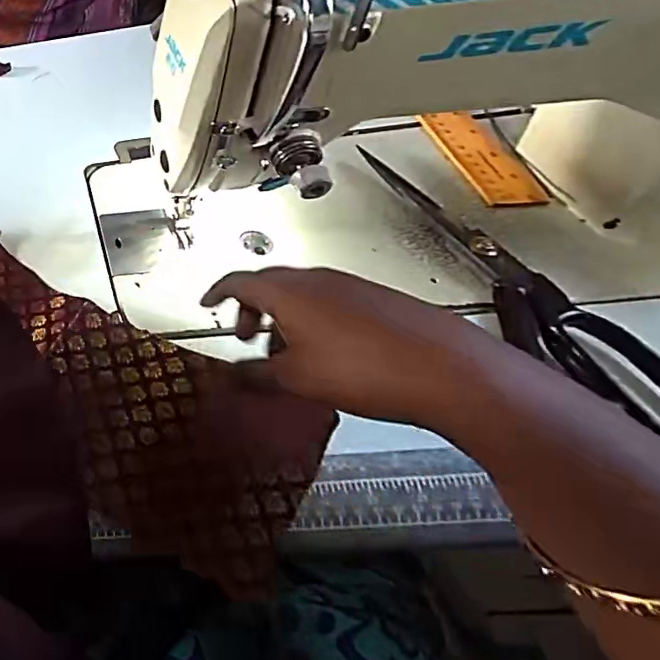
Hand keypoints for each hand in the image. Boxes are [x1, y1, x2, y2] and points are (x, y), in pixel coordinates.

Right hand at [201, 267, 512, 429]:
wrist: (450, 372)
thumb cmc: (374, 369)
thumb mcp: (297, 380)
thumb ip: (257, 375)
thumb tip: (236, 376)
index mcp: (285, 291)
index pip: (236, 282)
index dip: (217, 293)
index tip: (208, 301)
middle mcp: (315, 279)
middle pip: (267, 286)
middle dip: (251, 311)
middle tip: (247, 335)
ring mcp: (349, 286)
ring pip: (301, 295)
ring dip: (285, 319)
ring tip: (290, 354)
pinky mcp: (376, 300)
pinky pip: (330, 303)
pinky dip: (315, 322)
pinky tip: (330, 355)